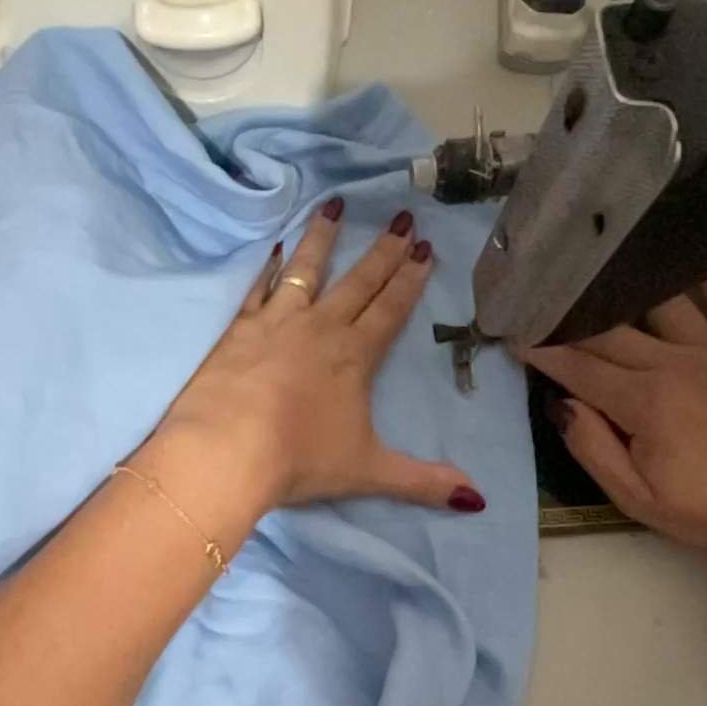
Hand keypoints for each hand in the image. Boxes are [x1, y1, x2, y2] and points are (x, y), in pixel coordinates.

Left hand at [146, 199, 483, 516]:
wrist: (227, 452)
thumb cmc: (300, 460)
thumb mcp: (369, 473)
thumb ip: (423, 483)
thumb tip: (478, 500)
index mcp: (355, 357)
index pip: (390, 310)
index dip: (410, 280)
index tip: (425, 248)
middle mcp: (320, 329)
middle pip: (358, 283)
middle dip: (384, 252)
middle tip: (402, 218)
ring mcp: (276, 324)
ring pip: (306, 270)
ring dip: (323, 238)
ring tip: (335, 205)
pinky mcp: (238, 329)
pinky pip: (259, 288)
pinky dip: (269, 267)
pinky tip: (274, 248)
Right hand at [520, 273, 706, 560]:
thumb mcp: (634, 496)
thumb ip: (591, 446)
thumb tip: (561, 404)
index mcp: (644, 399)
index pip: (578, 367)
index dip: (542, 352)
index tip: (513, 337)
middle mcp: (675, 362)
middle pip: (610, 331)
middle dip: (569, 320)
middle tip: (540, 306)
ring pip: (661, 304)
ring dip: (626, 291)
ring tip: (598, 279)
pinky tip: (689, 269)